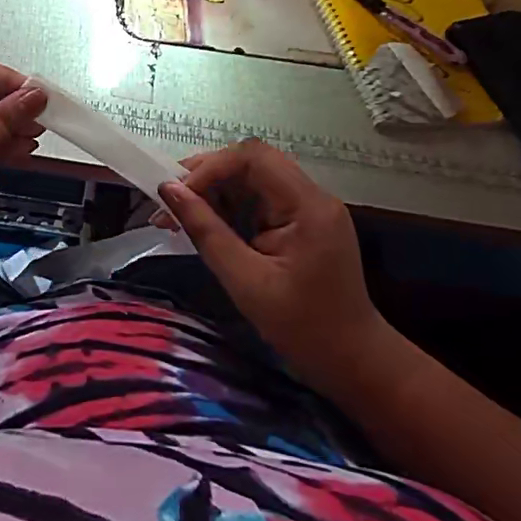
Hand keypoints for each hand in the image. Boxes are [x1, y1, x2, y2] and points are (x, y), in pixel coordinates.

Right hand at [157, 141, 386, 393]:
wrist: (353, 362)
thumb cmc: (303, 328)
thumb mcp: (246, 282)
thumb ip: (206, 232)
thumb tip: (168, 190)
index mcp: (307, 205)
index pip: (253, 158)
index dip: (210, 168)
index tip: (177, 195)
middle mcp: (311, 196)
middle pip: (251, 162)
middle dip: (206, 177)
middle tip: (169, 202)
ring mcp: (307, 208)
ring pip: (251, 179)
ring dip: (213, 192)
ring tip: (178, 217)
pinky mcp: (300, 222)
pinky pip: (258, 200)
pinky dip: (227, 208)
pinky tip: (205, 227)